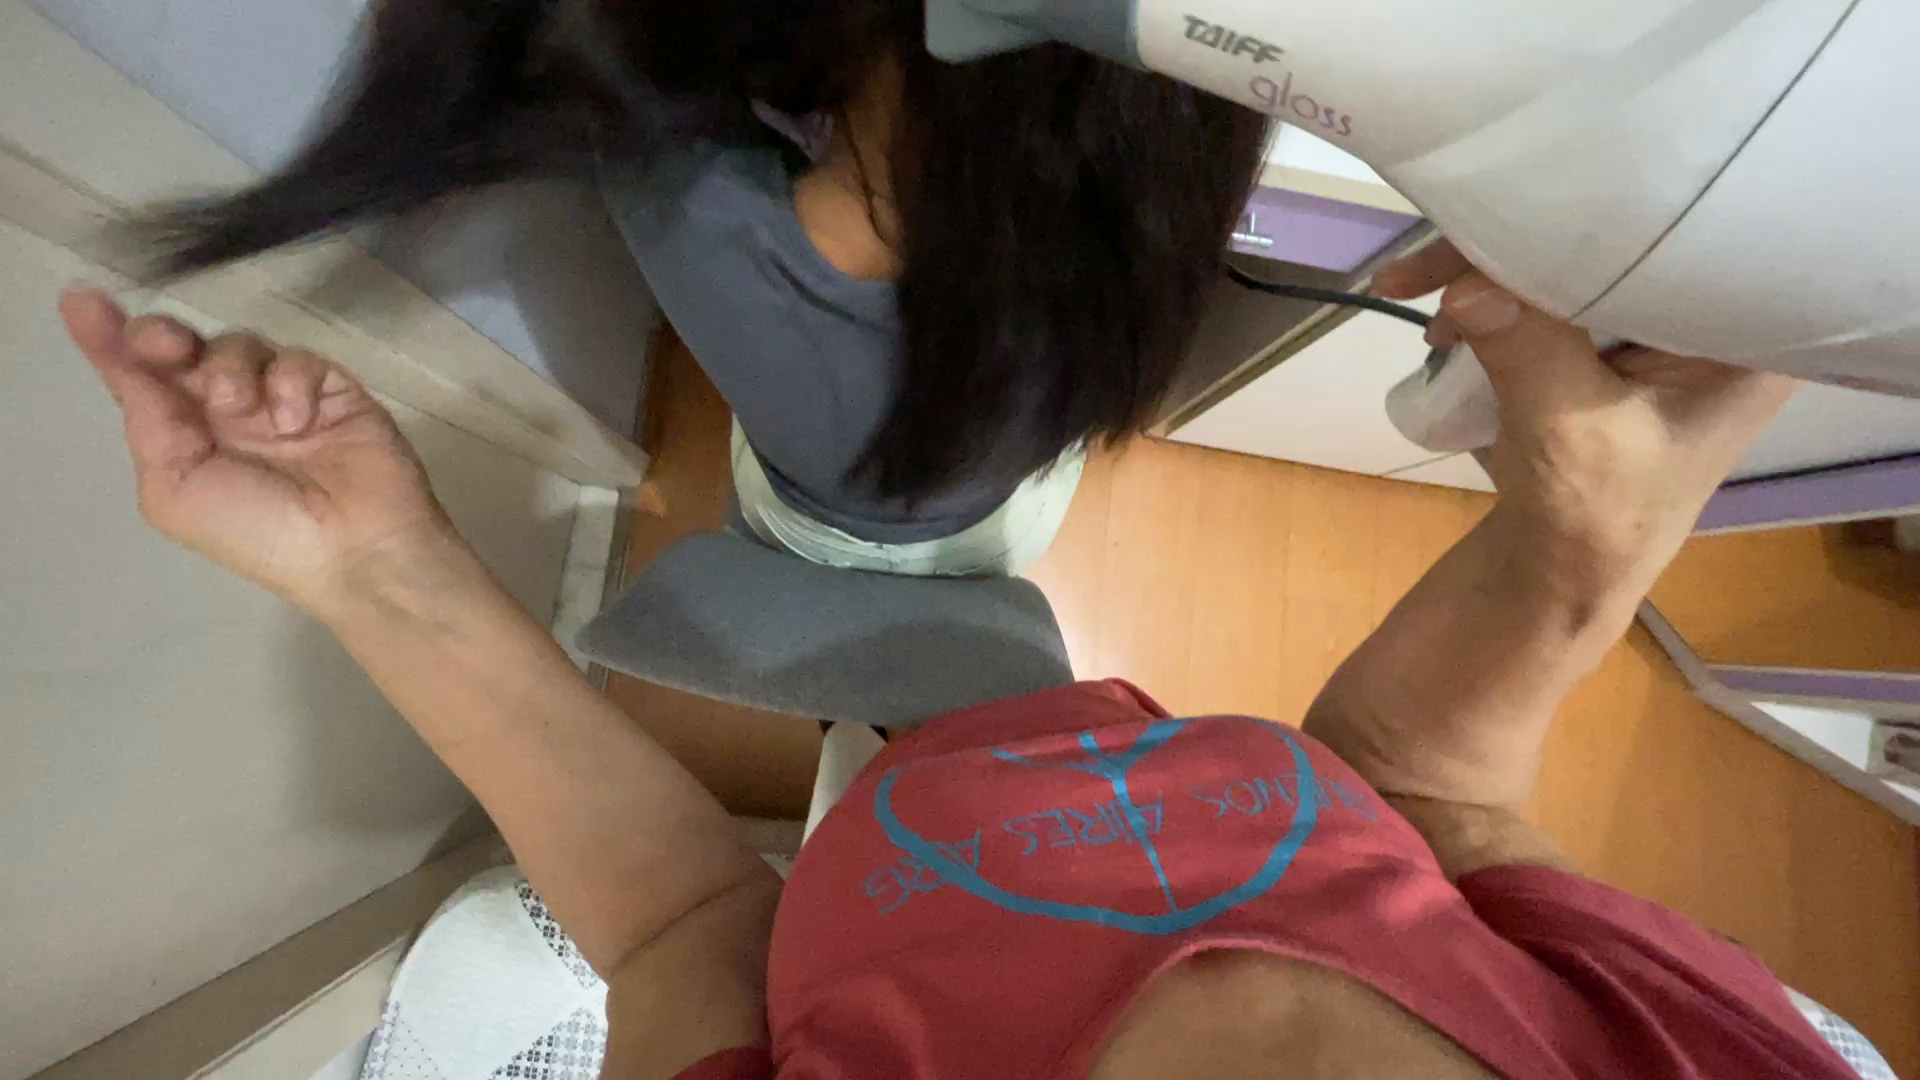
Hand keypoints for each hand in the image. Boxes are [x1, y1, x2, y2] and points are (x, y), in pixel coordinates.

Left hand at [62, 288, 462, 620]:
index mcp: (191, 439)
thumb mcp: (176, 487)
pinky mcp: (342, 396)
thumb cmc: (259, 532)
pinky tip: (298, 421)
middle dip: (166, 337)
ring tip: (244, 407)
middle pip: (191, 349)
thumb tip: (123, 357)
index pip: (146, 379)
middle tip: (171, 349)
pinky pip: (304, 361)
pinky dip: (292, 382)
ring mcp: (290, 403)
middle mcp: (237, 415)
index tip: (84, 301)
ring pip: (245, 346)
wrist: (354, 547)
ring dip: (232, 366)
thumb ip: (151, 420)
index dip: (111, 340)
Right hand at [1374, 241, 1795, 597]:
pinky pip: (1542, 296)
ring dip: (1484, 279)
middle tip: (1413, 274)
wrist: (1564, 560)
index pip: (1655, 237)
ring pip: (1562, 265)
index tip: (1482, 231)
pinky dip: (1488, 303)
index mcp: (1738, 323)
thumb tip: (1465, 290)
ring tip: (1424, 310)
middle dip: (1503, 253)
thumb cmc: (1591, 511)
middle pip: (1602, 241)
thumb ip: (1526, 355)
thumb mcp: (1565, 433)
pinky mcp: (1601, 341)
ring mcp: (1647, 323)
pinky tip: (1451, 325)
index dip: (1571, 223)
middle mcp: (1702, 306)